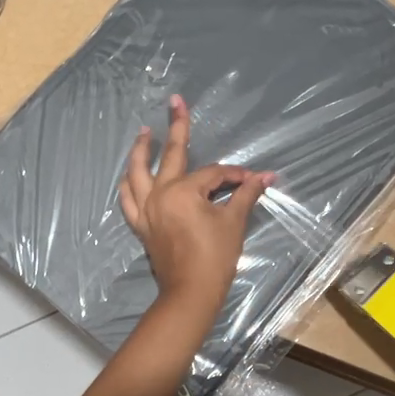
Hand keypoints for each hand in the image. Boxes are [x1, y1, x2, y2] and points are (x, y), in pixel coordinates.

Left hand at [119, 96, 274, 313]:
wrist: (191, 293)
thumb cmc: (214, 258)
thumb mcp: (233, 223)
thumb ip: (245, 195)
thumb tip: (266, 176)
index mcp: (182, 192)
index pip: (211, 174)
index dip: (233, 176)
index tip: (250, 181)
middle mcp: (158, 195)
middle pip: (170, 156)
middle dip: (176, 127)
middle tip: (175, 102)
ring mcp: (145, 211)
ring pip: (137, 174)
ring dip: (141, 152)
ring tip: (143, 134)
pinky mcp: (141, 226)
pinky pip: (127, 200)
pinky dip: (128, 185)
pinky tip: (128, 176)